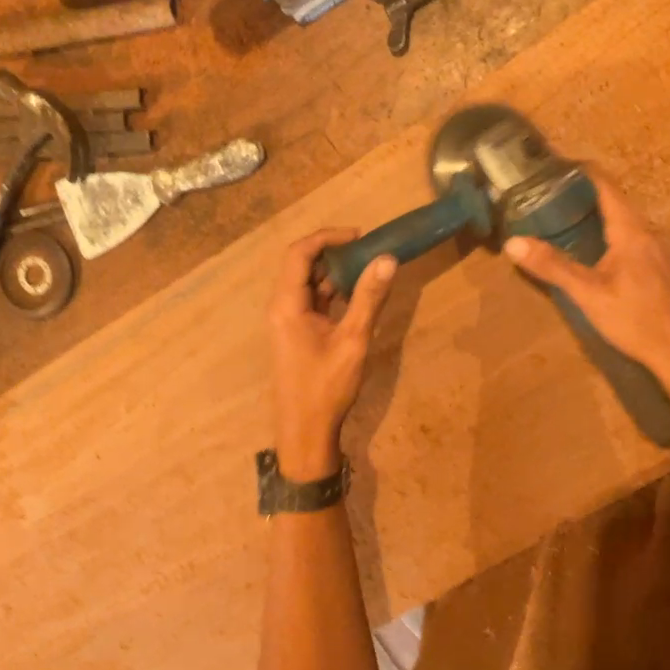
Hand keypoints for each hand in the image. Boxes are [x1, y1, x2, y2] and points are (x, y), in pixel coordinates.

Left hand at [268, 229, 397, 480]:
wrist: (305, 434)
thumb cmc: (325, 387)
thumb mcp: (353, 340)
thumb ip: (369, 297)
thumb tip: (387, 259)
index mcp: (286, 304)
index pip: (299, 253)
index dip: (327, 237)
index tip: (359, 236)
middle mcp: (281, 307)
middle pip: (302, 264)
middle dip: (334, 252)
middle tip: (367, 249)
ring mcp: (288, 321)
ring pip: (309, 283)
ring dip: (335, 272)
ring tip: (368, 267)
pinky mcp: (297, 333)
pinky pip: (313, 301)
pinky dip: (333, 292)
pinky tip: (358, 294)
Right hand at [504, 175, 669, 395]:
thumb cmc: (636, 320)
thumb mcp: (588, 294)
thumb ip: (552, 266)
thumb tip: (512, 242)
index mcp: (632, 231)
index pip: (607, 186)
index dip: (583, 172)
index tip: (558, 166)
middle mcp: (651, 234)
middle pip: (618, 204)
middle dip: (587, 197)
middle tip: (555, 197)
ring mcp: (665, 253)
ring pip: (629, 225)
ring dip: (603, 219)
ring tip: (573, 223)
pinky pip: (639, 243)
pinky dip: (617, 238)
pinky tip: (604, 257)